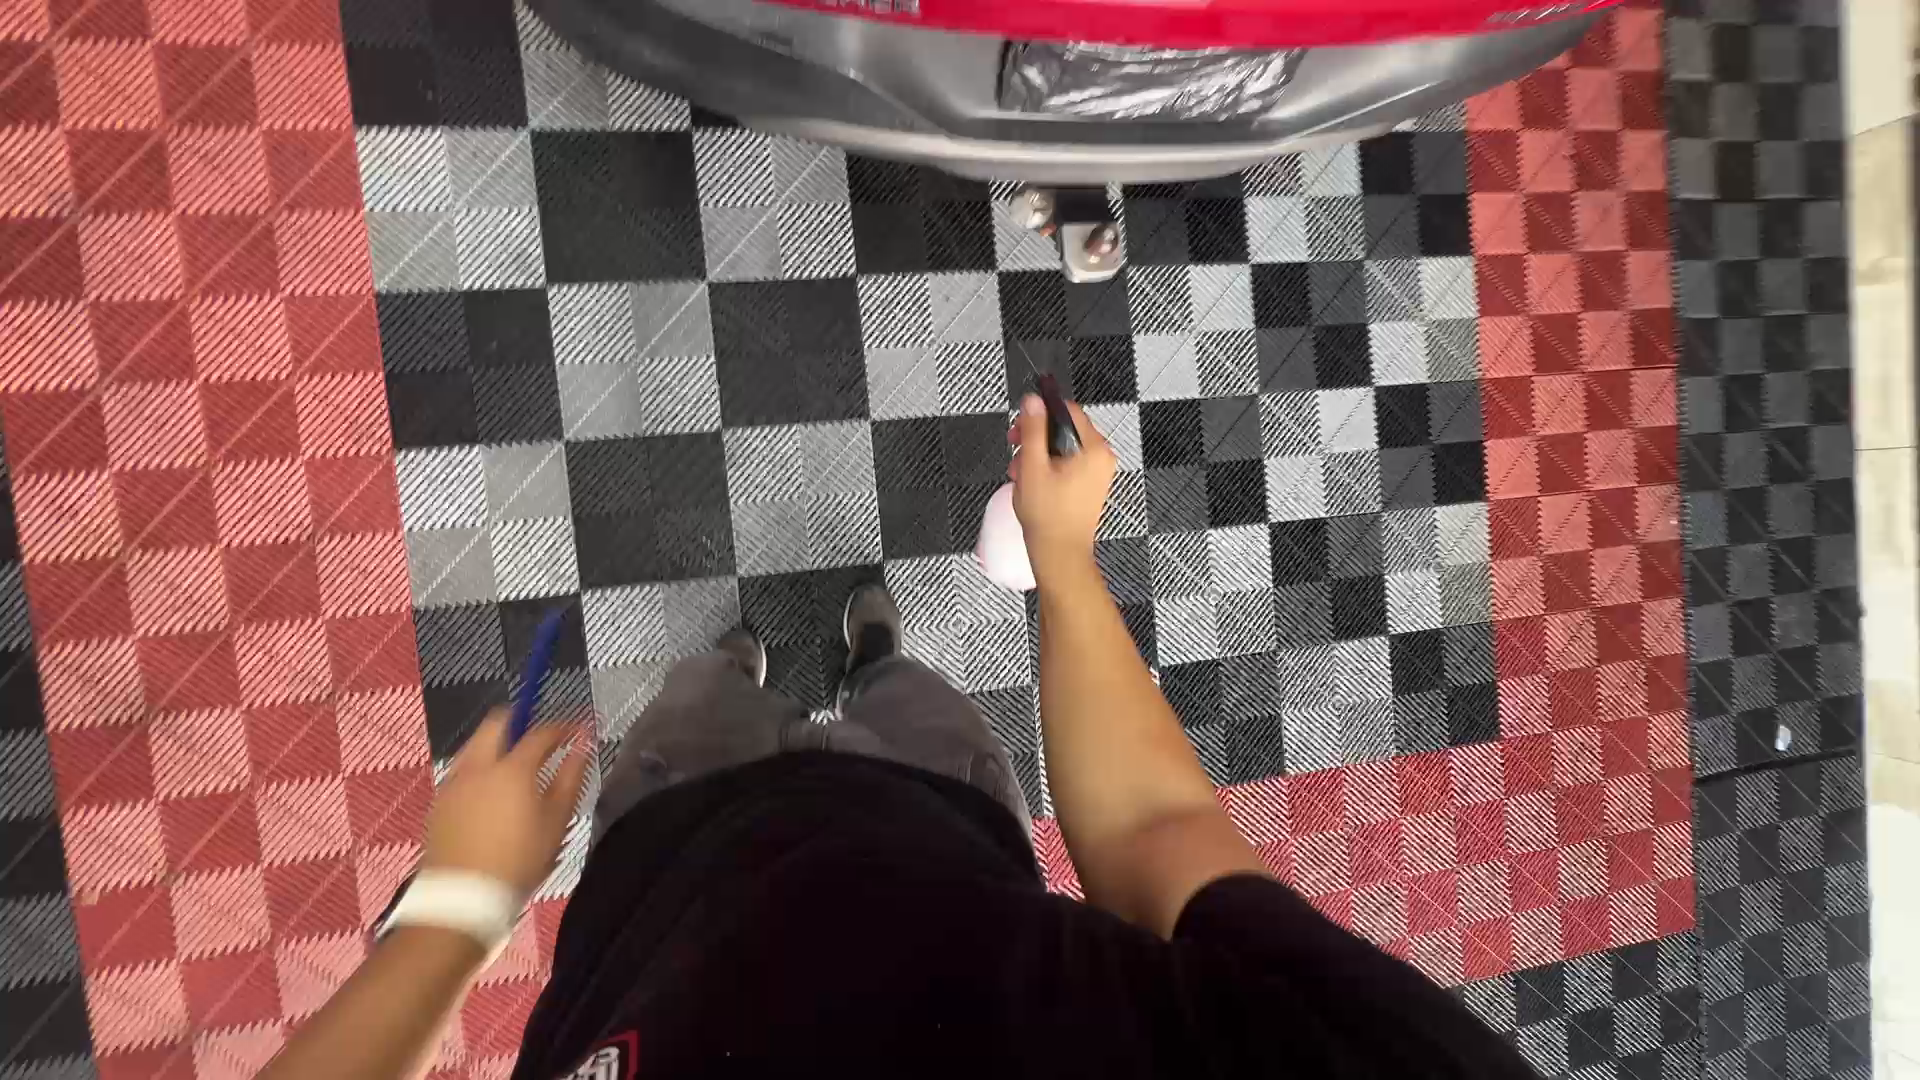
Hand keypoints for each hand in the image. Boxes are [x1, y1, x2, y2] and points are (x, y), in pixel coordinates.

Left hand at [420, 710, 591, 897]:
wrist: (461, 900)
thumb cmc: (520, 858)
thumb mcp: (556, 819)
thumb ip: (571, 776)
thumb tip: (583, 745)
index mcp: (512, 769)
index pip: (541, 733)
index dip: (563, 727)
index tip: (578, 730)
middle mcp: (478, 767)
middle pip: (496, 723)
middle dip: (520, 721)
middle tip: (540, 738)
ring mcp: (453, 784)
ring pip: (475, 745)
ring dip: (497, 744)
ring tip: (517, 764)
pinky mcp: (439, 803)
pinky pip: (463, 770)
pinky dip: (481, 767)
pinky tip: (493, 790)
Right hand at [1010, 393, 1116, 584]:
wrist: (1059, 553)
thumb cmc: (1048, 517)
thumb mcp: (1032, 466)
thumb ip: (1033, 430)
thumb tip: (1033, 402)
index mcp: (1093, 449)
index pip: (1068, 411)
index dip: (1041, 413)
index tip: (1021, 423)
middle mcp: (1101, 457)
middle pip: (1065, 429)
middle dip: (1036, 436)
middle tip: (1015, 446)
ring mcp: (1097, 472)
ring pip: (1063, 446)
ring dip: (1038, 452)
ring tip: (1020, 471)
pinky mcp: (1090, 484)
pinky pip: (1068, 463)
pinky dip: (1049, 466)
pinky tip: (1031, 480)